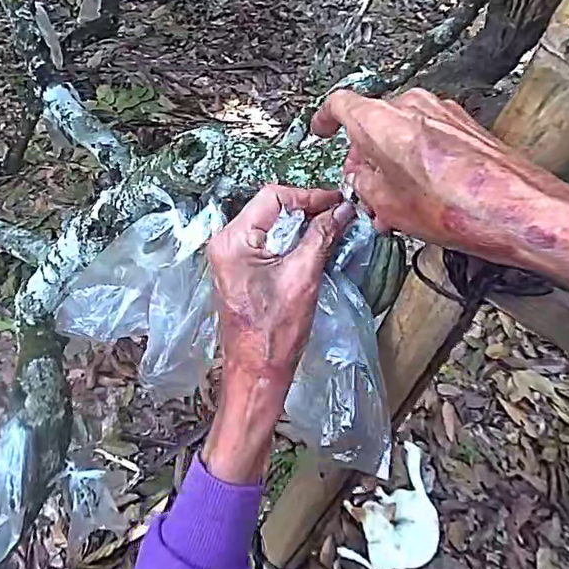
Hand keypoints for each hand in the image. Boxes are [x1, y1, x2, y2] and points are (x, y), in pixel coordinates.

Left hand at [202, 185, 350, 482]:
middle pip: (272, 208)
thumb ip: (321, 236)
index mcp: (233, 240)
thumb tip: (341, 210)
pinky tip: (315, 247)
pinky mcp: (242, 270)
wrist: (257, 372)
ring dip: (303, 226)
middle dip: (308, 210)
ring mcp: (232, 257)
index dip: (309, 196)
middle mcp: (226, 243)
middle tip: (339, 216)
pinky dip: (294, 242)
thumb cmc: (274, 332)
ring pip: (273, 225)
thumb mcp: (302, 277)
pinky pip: (270, 243)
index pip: (273, 197)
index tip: (337, 203)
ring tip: (332, 230)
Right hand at [314, 88, 560, 266]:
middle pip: (371, 122)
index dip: (324, 119)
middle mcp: (411, 106)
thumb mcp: (387, 205)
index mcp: (381, 120)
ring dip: (390, 161)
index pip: (339, 105)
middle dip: (363, 156)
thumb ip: (363, 182)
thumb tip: (363, 176)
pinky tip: (421, 193)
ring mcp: (441, 111)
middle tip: (364, 188)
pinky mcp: (464, 124)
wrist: (515, 208)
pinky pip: (425, 135)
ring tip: (395, 201)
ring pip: (399, 130)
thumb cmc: (457, 208)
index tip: (322, 130)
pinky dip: (415, 158)